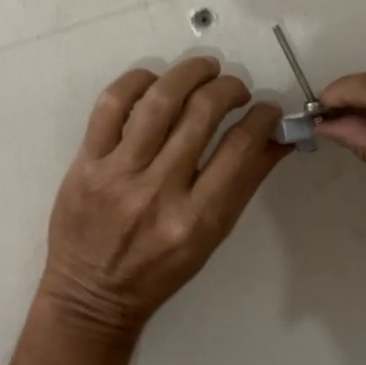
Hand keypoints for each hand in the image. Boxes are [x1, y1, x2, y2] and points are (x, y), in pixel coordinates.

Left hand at [38, 57, 289, 337]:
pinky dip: (138, 80)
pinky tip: (155, 80)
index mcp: (197, 219)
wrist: (90, 295)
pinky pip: (112, 105)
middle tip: (235, 87)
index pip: (240, 148)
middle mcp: (158, 192)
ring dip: (189, 73)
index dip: (262, 117)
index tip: (267, 108)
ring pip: (159, 101)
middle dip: (229, 88)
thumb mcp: (212, 236)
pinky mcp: (86, 162)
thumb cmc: (159, 270)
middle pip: (202, 114)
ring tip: (205, 68)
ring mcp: (118, 174)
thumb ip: (245, 181)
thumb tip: (279, 136)